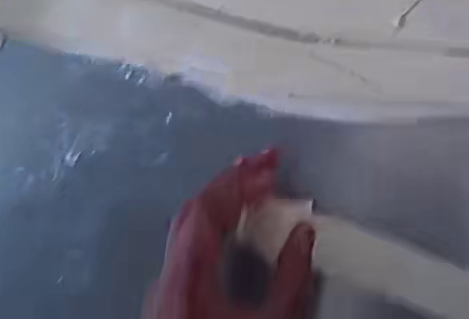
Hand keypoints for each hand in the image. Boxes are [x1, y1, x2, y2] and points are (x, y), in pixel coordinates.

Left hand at [144, 150, 315, 318]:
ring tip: (255, 186)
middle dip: (232, 182)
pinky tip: (235, 227)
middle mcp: (169, 278)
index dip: (241, 180)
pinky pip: (189, 247)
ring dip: (222, 201)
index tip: (274, 164)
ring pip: (188, 229)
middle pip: (193, 212)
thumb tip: (303, 232)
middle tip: (267, 166)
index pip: (208, 208)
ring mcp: (165, 292)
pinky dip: (215, 224)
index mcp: (187, 276)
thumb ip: (290, 278)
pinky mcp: (170, 305)